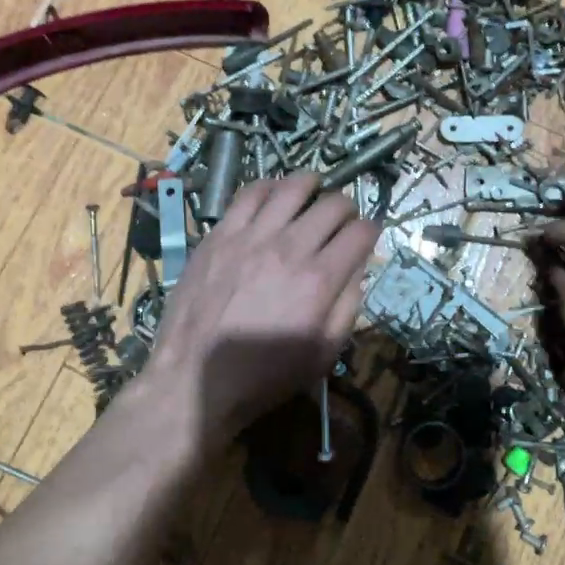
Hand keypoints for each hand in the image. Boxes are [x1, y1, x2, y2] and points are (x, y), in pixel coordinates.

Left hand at [142, 175, 378, 443]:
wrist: (194, 379)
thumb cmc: (264, 375)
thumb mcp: (323, 354)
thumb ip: (348, 306)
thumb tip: (358, 267)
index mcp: (319, 280)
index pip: (360, 233)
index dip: (371, 231)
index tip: (367, 236)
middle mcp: (289, 248)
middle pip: (332, 205)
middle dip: (347, 207)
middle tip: (343, 218)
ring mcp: (251, 237)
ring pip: (292, 188)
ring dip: (311, 185)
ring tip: (314, 189)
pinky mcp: (220, 235)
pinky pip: (249, 194)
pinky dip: (269, 187)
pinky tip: (274, 195)